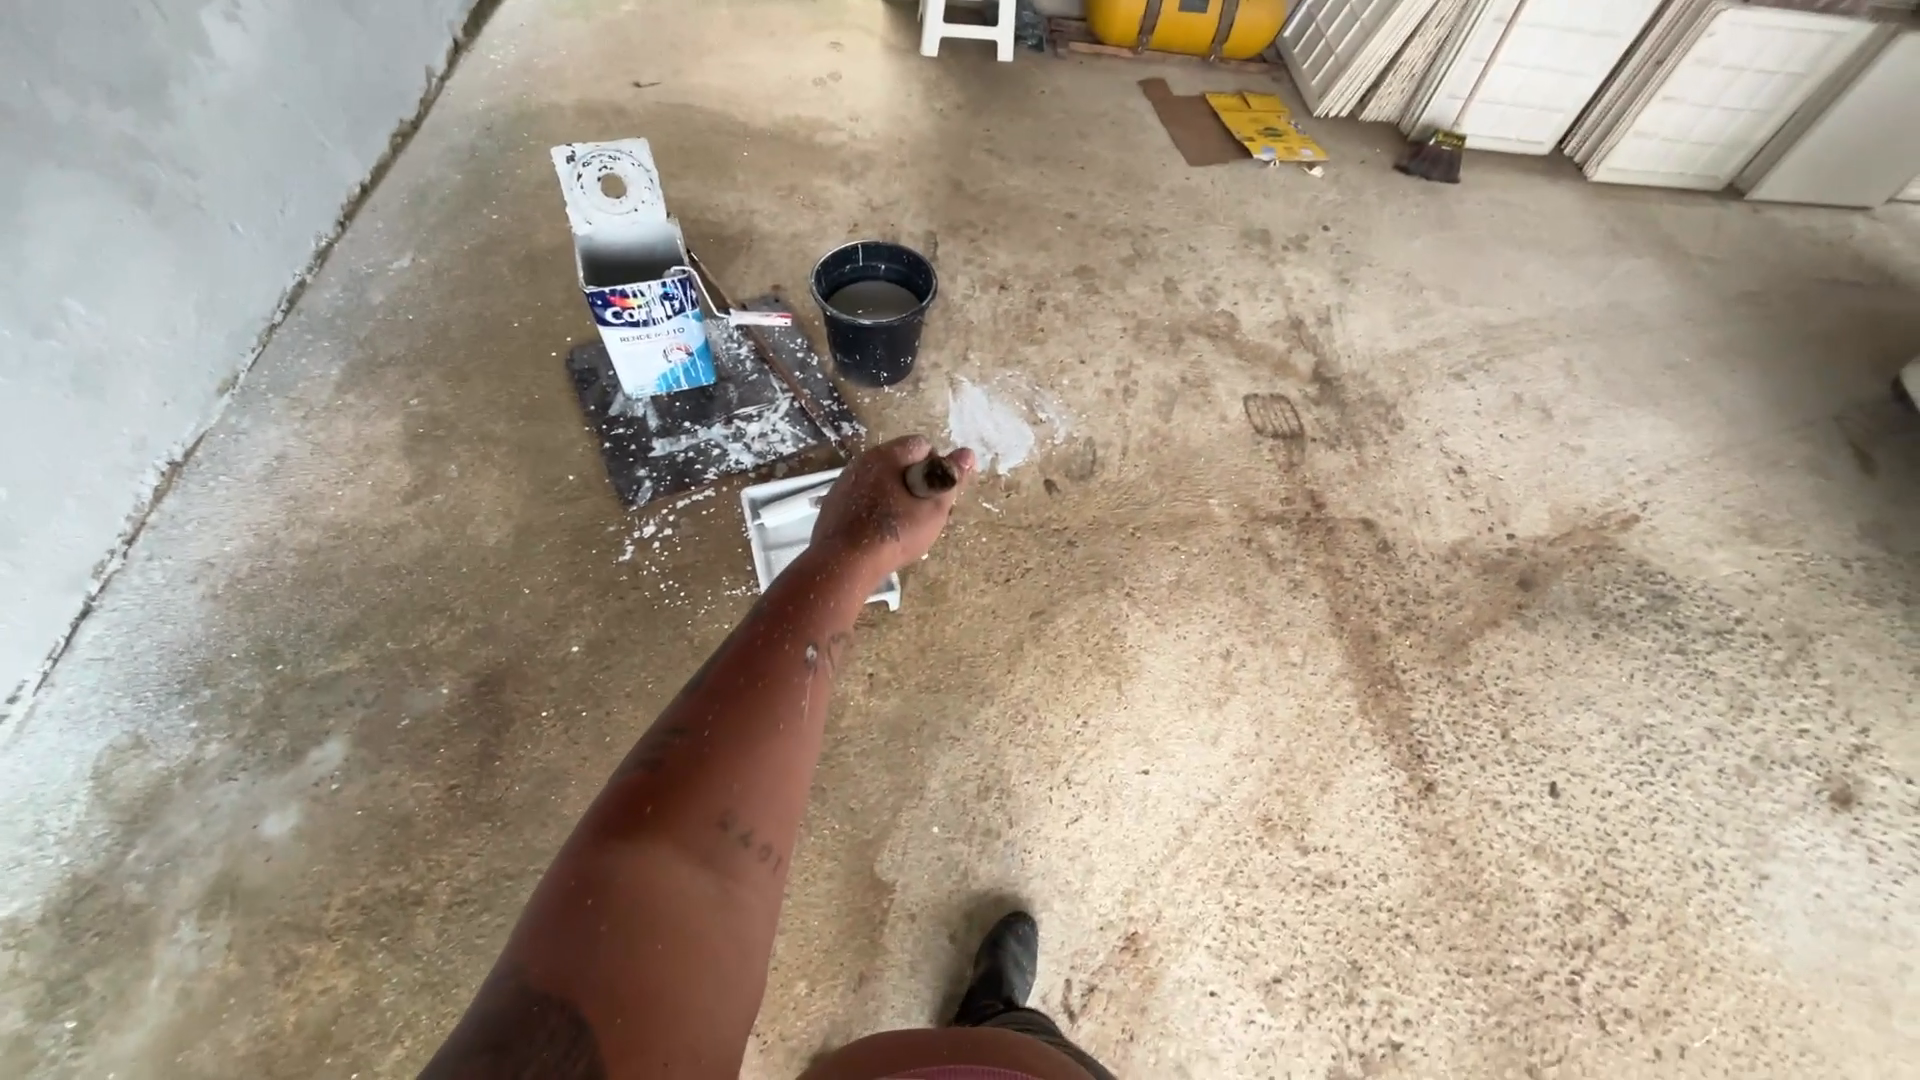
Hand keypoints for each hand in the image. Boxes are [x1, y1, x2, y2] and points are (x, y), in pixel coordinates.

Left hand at [810, 436, 975, 575]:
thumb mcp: (933, 509)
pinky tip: (878, 533)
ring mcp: (844, 482)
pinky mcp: (834, 503)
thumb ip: (951, 478)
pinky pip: (863, 498)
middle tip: (923, 514)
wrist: (843, 563)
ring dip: (895, 496)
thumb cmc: (894, 534)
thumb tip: (967, 453)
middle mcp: (862, 461)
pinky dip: (874, 509)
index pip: (922, 445)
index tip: (937, 495)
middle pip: (899, 463)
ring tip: (902, 527)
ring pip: (880, 481)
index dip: (936, 468)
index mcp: (886, 455)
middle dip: (916, 483)